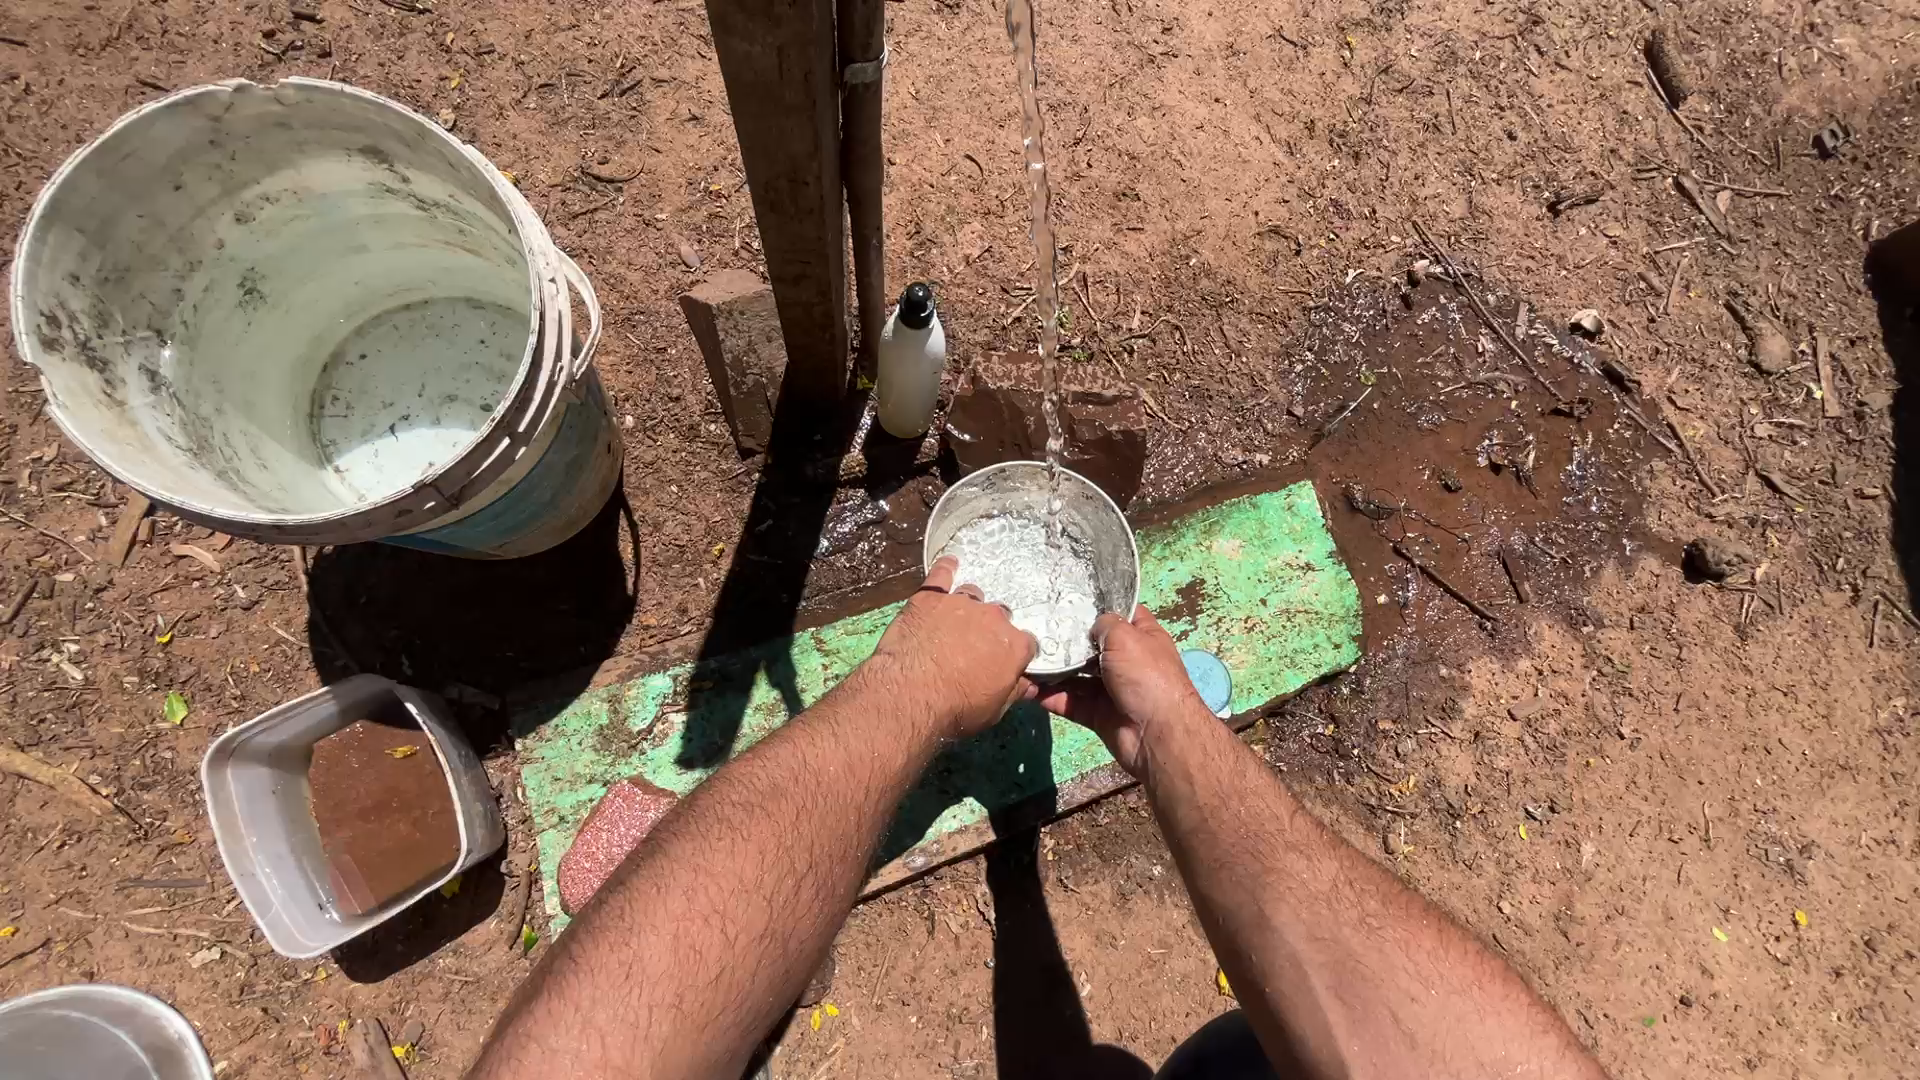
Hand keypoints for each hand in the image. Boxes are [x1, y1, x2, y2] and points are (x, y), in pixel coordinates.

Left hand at [866, 555, 1038, 740]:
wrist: (911, 694)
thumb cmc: (956, 708)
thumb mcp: (994, 710)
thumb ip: (1014, 692)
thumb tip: (1028, 685)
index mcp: (1014, 646)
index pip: (1026, 643)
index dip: (1015, 653)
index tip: (1004, 661)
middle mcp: (993, 618)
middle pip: (999, 615)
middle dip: (990, 629)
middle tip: (974, 646)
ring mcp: (961, 603)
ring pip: (972, 595)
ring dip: (967, 606)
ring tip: (954, 620)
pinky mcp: (930, 596)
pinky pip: (942, 573)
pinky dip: (946, 569)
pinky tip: (949, 564)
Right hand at [1037, 605, 1211, 779]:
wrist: (1155, 733)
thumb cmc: (1145, 675)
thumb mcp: (1126, 637)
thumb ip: (1104, 624)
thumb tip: (1089, 625)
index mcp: (1142, 637)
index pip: (1120, 614)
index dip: (1098, 605)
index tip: (1068, 598)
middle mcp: (1126, 661)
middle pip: (1091, 645)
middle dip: (1067, 639)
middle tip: (1036, 627)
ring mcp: (1111, 688)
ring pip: (1077, 675)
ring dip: (1054, 670)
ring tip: (1027, 658)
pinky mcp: (1097, 713)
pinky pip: (1070, 702)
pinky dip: (1052, 696)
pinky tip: (1030, 688)